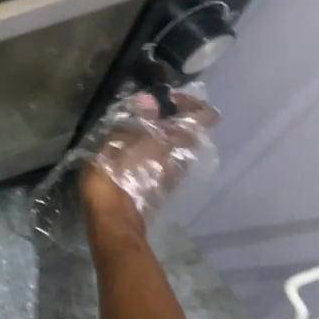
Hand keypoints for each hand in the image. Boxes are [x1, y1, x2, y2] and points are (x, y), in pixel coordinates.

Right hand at [81, 87, 221, 232]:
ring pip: (177, 149)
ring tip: (135, 139)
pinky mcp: (164, 187)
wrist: (113, 219)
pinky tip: (132, 159)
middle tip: (145, 119)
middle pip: (190, 132)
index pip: (204, 115)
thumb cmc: (113, 176)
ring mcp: (175, 173)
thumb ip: (137, 119)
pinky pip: (166, 163)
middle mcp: (182, 155)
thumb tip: (150, 100)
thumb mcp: (117, 141)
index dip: (190, 103)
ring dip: (161, 141)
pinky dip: (155, 156)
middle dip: (171, 123)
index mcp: (174, 140)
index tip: (164, 101)